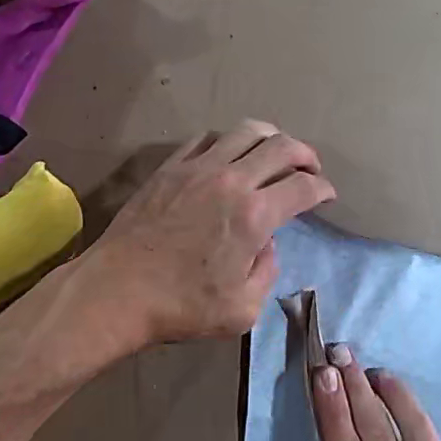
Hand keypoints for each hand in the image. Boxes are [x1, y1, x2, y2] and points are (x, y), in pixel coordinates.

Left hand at [65, 120, 335, 349]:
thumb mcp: (243, 310)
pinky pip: (208, 138)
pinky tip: (228, 156)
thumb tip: (265, 243)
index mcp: (254, 215)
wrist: (114, 293)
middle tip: (310, 169)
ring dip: (271, 138)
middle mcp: (232, 180)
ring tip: (274, 154)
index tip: (326, 195)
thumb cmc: (180, 306)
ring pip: (247, 131)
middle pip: (283, 146)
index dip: (323, 188)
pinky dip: (229, 141)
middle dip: (306, 155)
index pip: (304, 186)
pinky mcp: (171, 167)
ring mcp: (199, 168)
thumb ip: (267, 271)